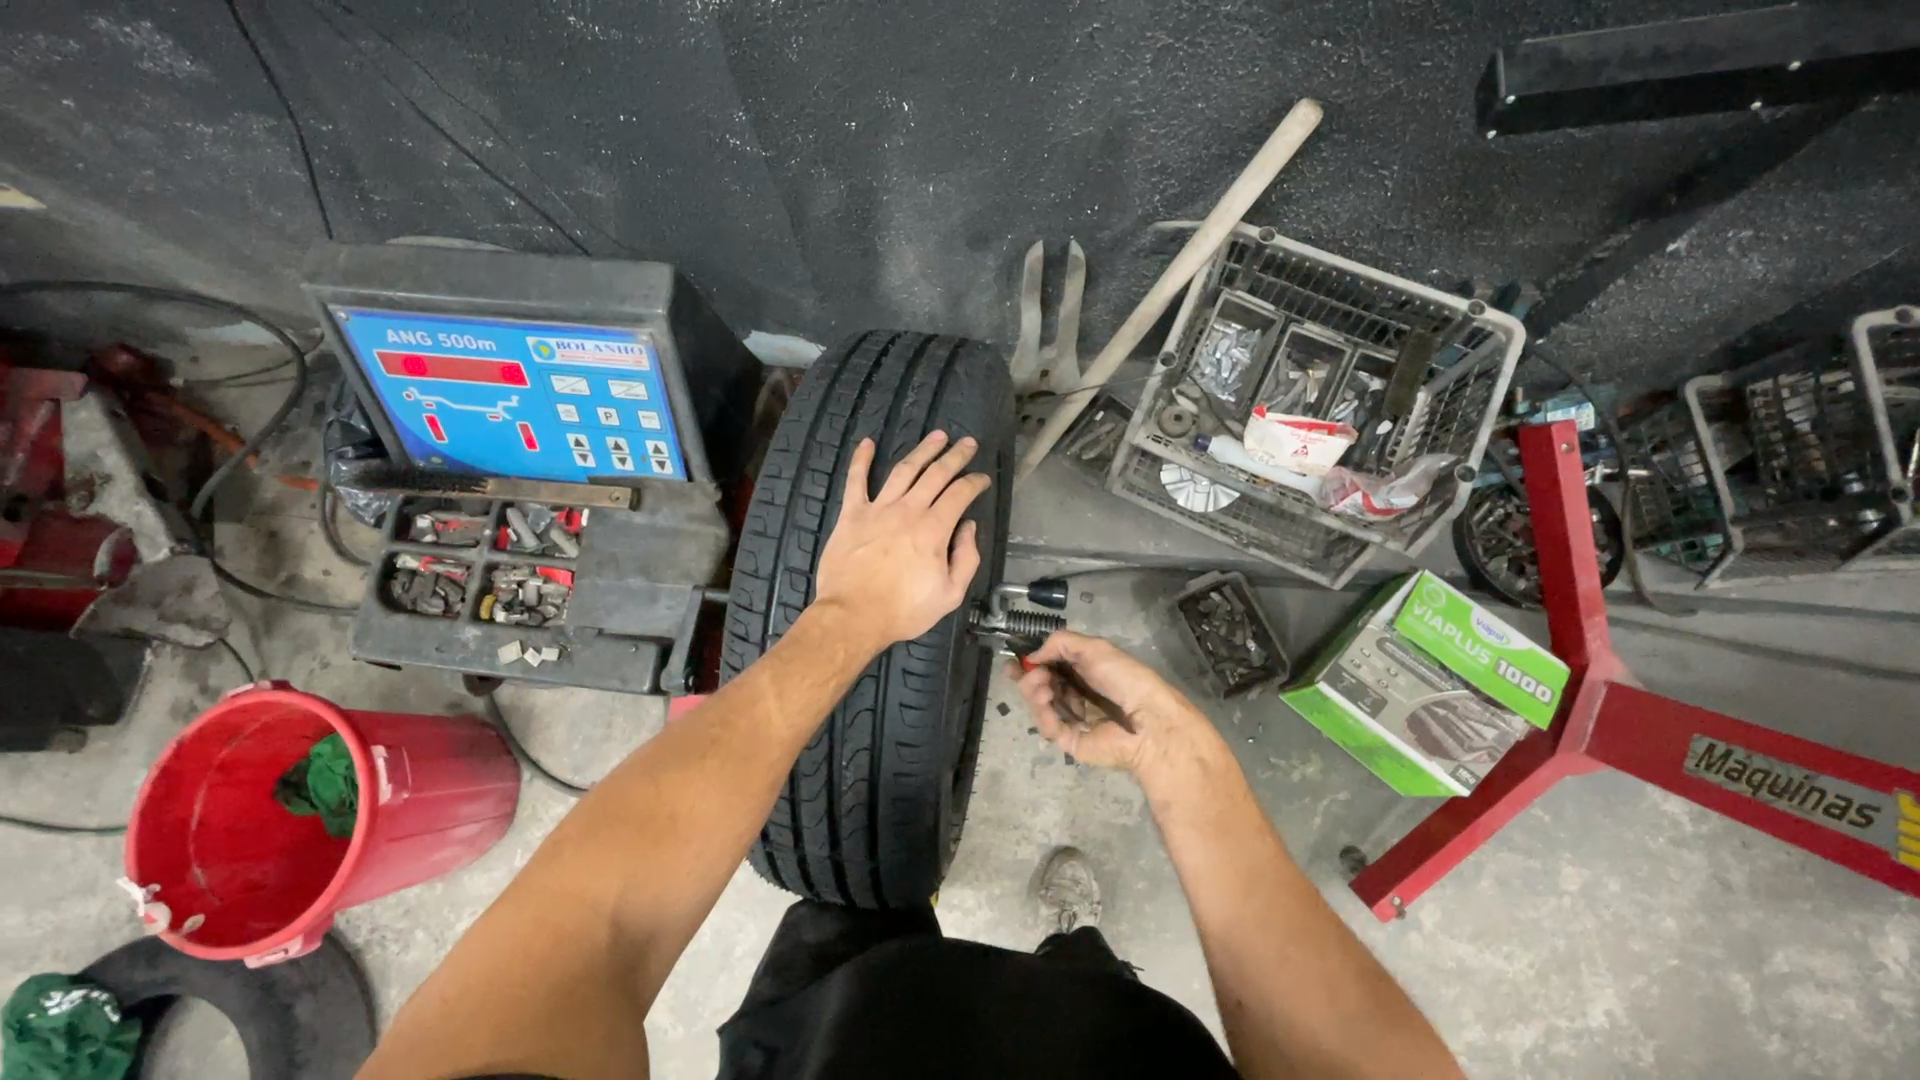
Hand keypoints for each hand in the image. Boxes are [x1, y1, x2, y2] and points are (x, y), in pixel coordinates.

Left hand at [813, 430, 991, 652]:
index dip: (975, 482)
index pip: (960, 494)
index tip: (982, 479)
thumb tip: (969, 528)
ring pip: (904, 470)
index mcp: (934, 529)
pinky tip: (868, 443)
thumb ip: (966, 558)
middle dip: (955, 456)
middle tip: (968, 443)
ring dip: (923, 450)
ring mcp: (878, 509)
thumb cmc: (903, 610)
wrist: (853, 616)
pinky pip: (855, 481)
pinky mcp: (851, 515)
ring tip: (937, 436)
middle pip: (936, 474)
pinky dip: (861, 459)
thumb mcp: (950, 594)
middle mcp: (908, 511)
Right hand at [1011, 631, 1217, 775]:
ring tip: (1041, 686)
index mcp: (1085, 672)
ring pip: (1040, 705)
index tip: (1013, 661)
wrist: (1147, 720)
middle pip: (1040, 686)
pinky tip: (1046, 701)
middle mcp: (1077, 694)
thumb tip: (1033, 656)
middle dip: (1027, 677)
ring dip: (1033, 691)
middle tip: (1018, 671)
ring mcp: (1073, 719)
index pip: (1050, 667)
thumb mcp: (1095, 648)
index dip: (1030, 664)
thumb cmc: (1124, 678)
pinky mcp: (1071, 740)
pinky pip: (1048, 727)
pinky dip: (1042, 713)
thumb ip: (1061, 643)